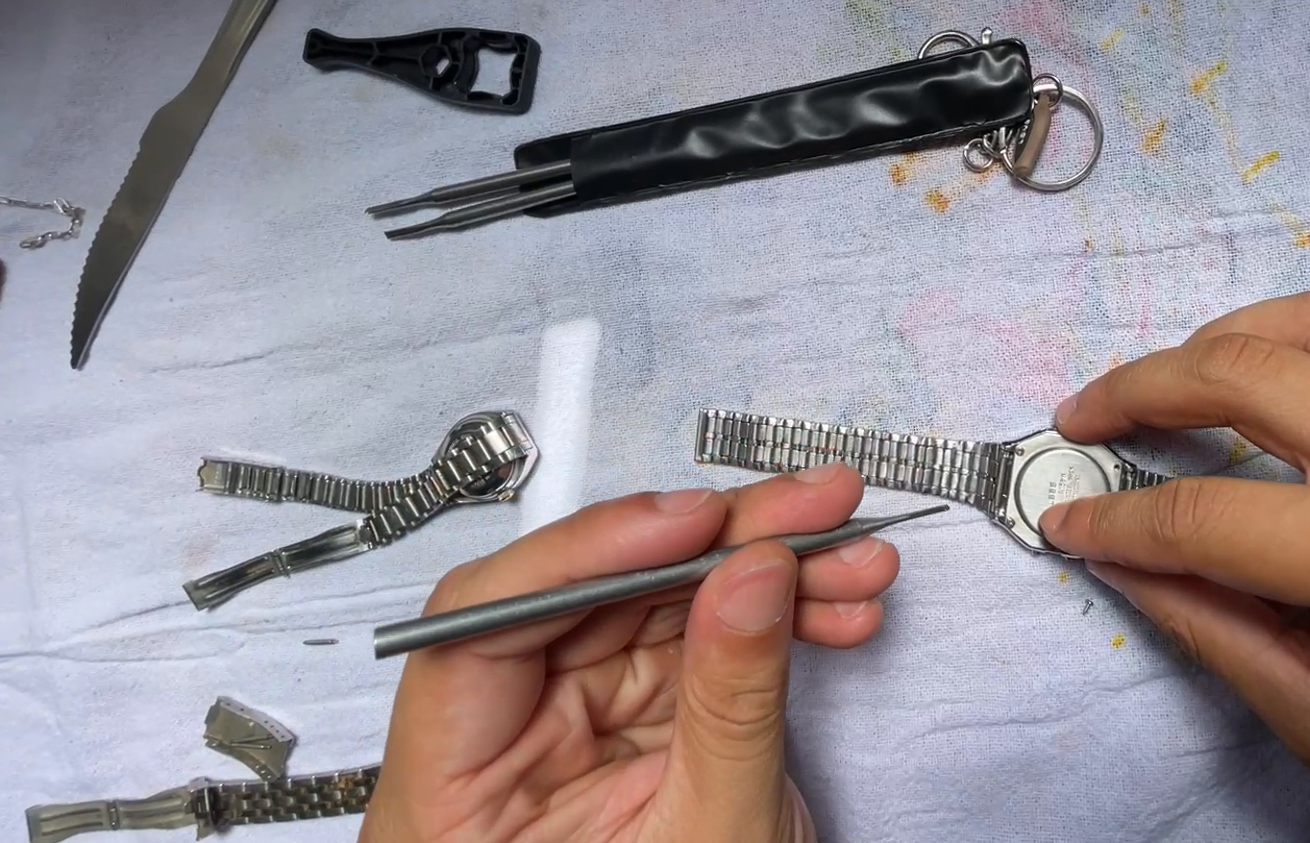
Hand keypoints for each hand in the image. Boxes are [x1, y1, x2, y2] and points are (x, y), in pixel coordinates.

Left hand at [359, 466, 898, 842]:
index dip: (592, 551)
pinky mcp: (652, 709)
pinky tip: (840, 608)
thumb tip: (754, 568)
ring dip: (779, 569)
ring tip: (856, 560)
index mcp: (452, 803)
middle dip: (730, 538)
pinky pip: (717, 632)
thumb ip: (729, 700)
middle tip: (816, 506)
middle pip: (607, 589)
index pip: (482, 627)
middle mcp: (510, 739)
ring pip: (677, 596)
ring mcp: (588, 717)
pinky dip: (785, 615)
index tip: (700, 521)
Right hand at [1040, 286, 1309, 842]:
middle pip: (1250, 377)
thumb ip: (1204, 620)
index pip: (1210, 516)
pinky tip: (1282, 374)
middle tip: (1081, 416)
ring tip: (1171, 378)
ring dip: (1224, 337)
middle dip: (1138, 390)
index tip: (1059, 517)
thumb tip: (1110, 553)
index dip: (1116, 519)